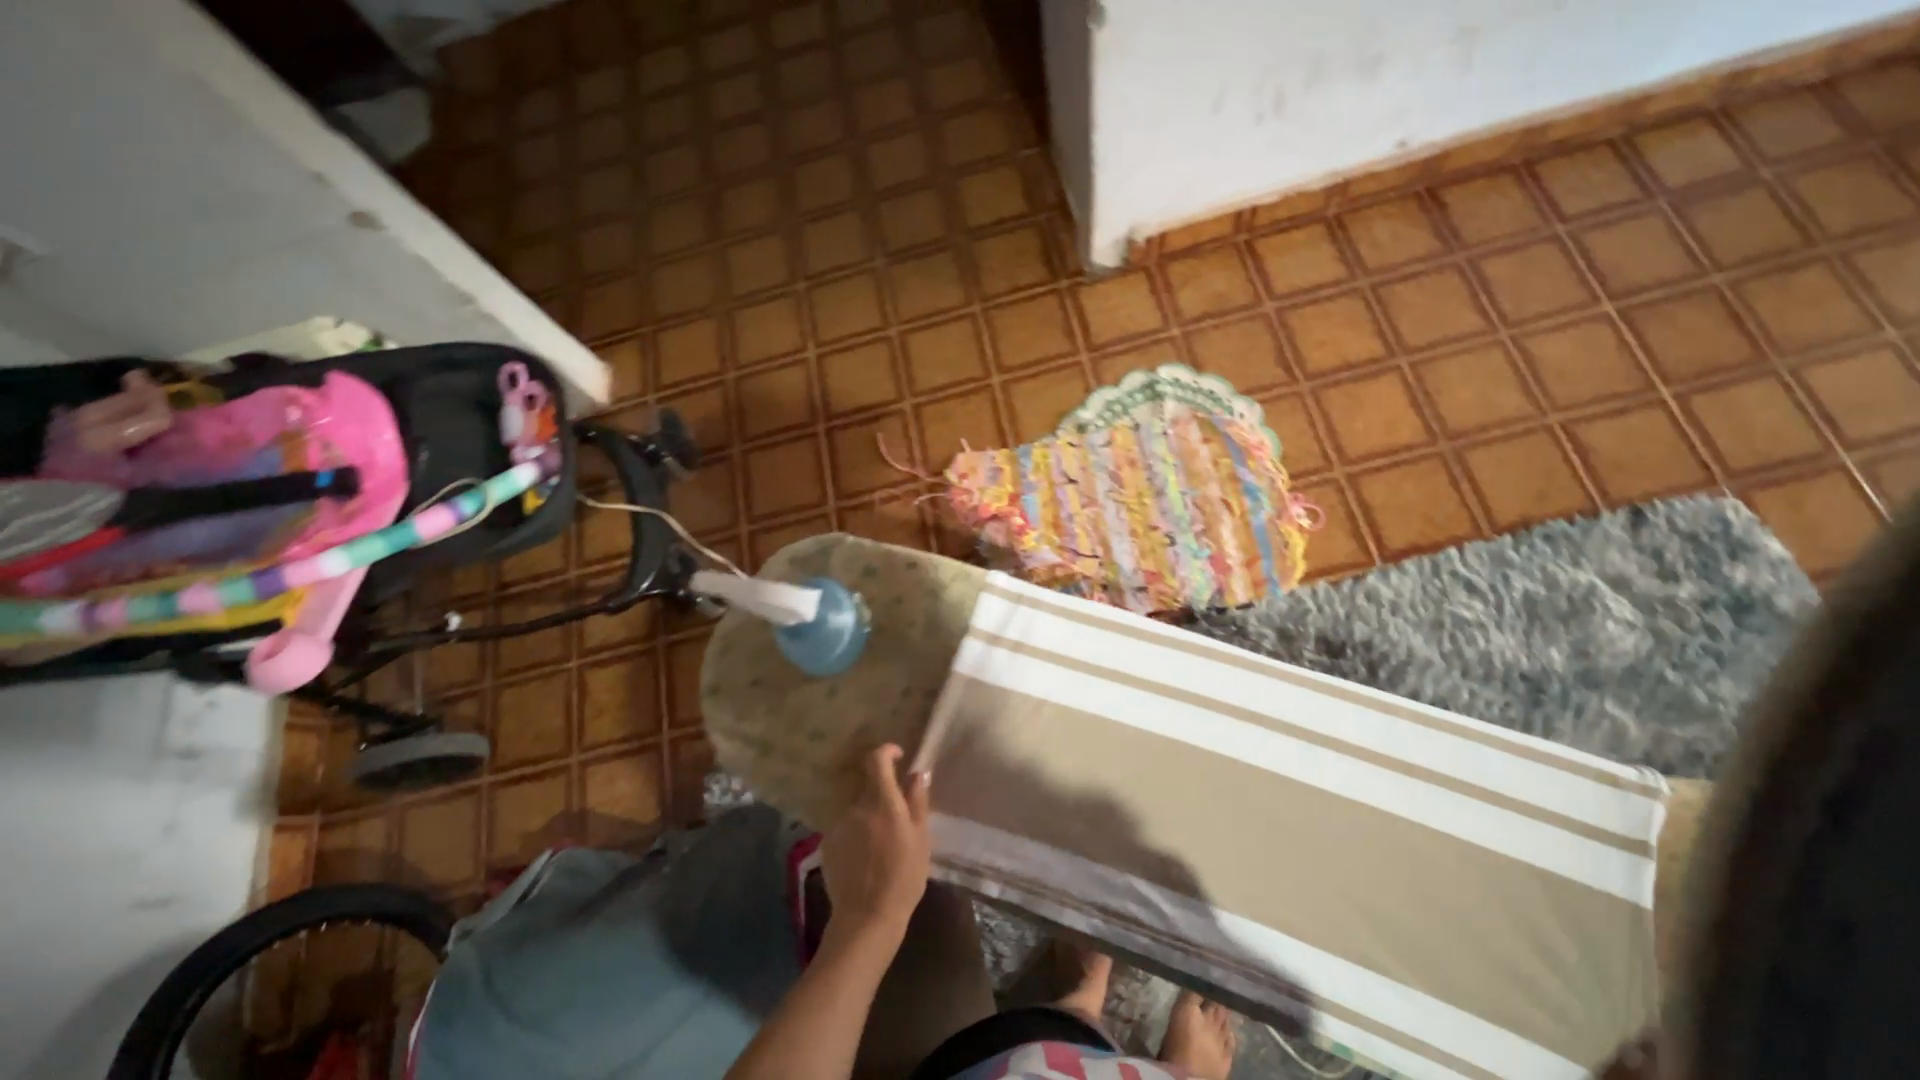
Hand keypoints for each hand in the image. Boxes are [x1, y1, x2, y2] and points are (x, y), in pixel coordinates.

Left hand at [821, 744, 931, 942]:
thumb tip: (917, 773)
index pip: (877, 760)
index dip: (887, 751)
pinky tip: (866, 858)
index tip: (898, 756)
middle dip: (883, 796)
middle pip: (868, 787)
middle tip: (899, 820)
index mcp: (883, 803)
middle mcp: (856, 807)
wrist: (867, 916)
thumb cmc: (903, 878)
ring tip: (882, 846)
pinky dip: (857, 834)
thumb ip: (917, 802)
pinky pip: (846, 827)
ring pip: (858, 809)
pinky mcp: (828, 842)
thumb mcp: (921, 839)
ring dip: (870, 817)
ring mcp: (839, 824)